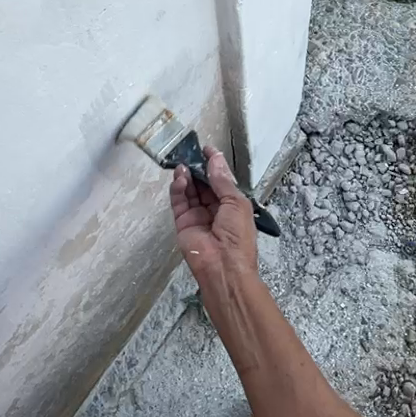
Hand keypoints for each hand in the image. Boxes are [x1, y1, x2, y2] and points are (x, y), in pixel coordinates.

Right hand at [168, 146, 257, 283]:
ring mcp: (197, 216)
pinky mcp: (182, 223)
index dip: (214, 165)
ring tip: (183, 165)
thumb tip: (215, 159)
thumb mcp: (236, 203)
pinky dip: (178, 189)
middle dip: (198, 168)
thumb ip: (222, 181)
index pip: (221, 181)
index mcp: (232, 206)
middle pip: (204, 184)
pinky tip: (180, 178)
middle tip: (191, 153)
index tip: (207, 149)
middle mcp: (214, 210)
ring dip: (187, 176)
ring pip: (189, 191)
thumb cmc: (238, 236)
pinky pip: (179, 202)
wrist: (223, 267)